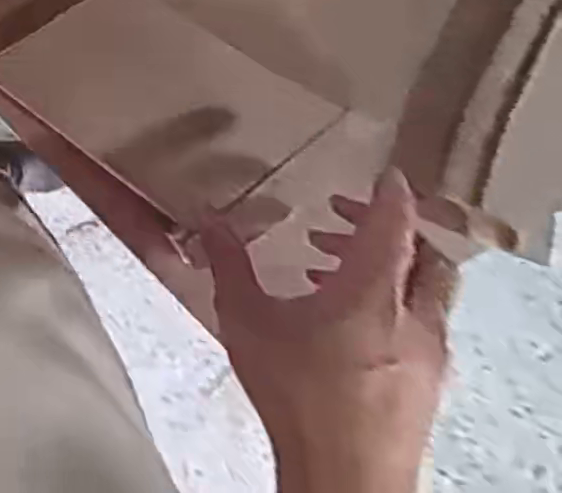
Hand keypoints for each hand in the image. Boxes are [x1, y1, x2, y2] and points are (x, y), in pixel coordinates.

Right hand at [200, 168, 456, 492]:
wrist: (343, 464)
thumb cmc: (292, 385)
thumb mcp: (243, 313)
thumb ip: (229, 261)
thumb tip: (212, 219)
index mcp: (372, 298)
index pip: (394, 235)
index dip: (390, 201)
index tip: (387, 175)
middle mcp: (413, 321)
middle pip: (427, 263)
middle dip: (385, 232)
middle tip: (336, 217)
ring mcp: (428, 354)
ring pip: (424, 293)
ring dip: (380, 265)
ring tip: (321, 262)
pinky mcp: (425, 377)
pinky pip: (417, 320)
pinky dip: (384, 297)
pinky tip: (334, 308)